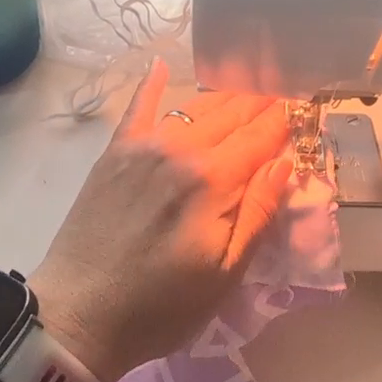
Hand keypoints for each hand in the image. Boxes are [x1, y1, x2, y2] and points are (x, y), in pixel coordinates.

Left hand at [29, 61, 291, 381]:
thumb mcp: (224, 275)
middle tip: (279, 92)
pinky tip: (160, 66)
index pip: (260, 138)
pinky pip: (137, 109)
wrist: (78, 315)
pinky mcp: (113, 154)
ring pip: (191, 109)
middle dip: (258, 103)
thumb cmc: (161, 307)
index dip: (284, 121)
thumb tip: (284, 164)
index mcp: (213, 181)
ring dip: (220, 97)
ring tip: (242, 86)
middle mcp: (180, 150)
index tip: (303, 105)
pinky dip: (151, 86)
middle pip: (229, 116)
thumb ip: (257, 214)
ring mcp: (142, 148)